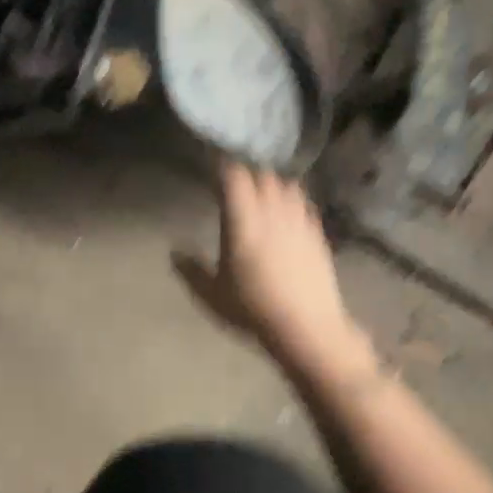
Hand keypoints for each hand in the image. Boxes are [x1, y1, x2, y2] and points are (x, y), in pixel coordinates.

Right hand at [173, 163, 367, 365]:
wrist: (305, 327)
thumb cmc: (250, 310)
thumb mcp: (209, 294)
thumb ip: (190, 269)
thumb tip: (174, 251)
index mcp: (242, 225)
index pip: (234, 180)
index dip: (222, 167)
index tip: (211, 165)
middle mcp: (273, 215)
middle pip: (263, 177)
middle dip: (247, 173)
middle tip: (233, 180)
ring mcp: (299, 224)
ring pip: (287, 187)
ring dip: (271, 184)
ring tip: (260, 192)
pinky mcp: (317, 236)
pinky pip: (304, 206)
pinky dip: (292, 201)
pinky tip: (285, 213)